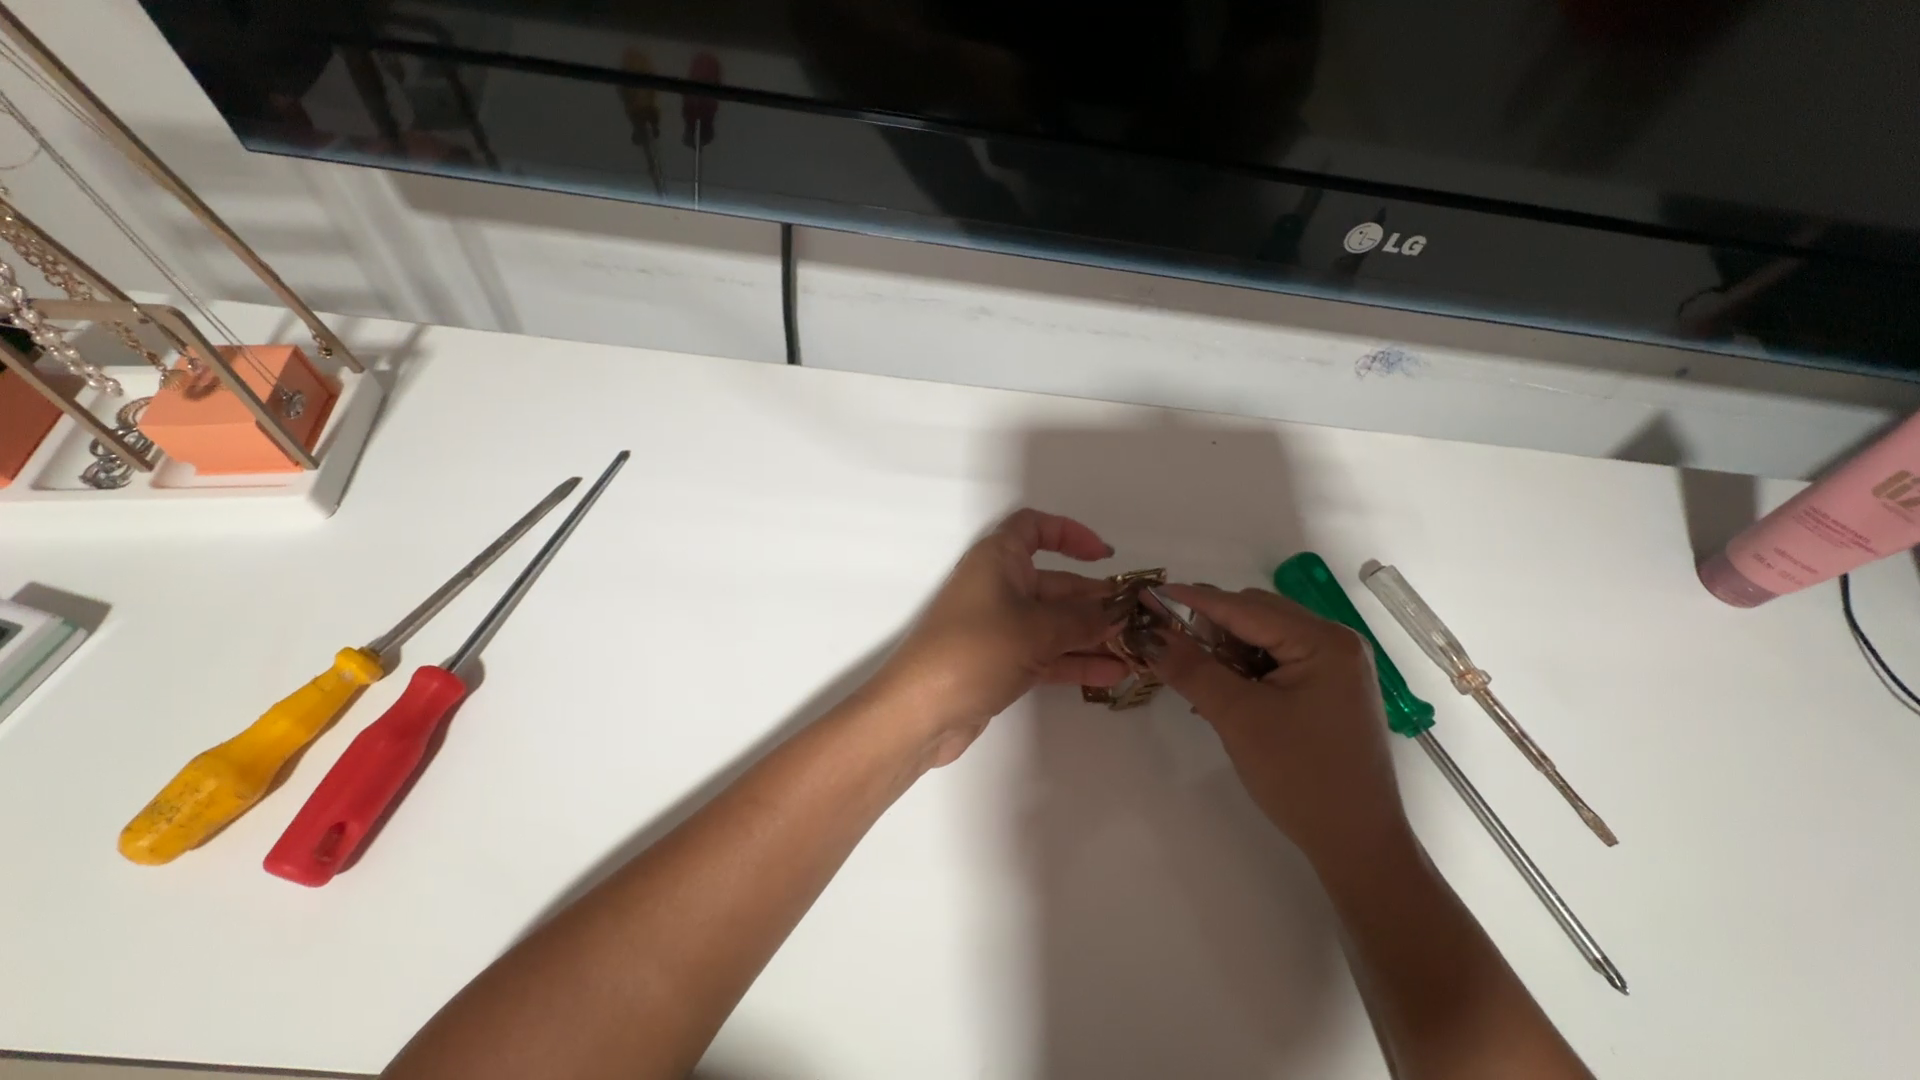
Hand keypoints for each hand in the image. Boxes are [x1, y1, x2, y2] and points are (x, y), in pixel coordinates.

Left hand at [873, 509, 1129, 767]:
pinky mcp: (1001, 663)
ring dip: (1093, 635)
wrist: (920, 712)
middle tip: (1139, 618)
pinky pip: (1047, 654)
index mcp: (998, 560)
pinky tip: (1113, 674)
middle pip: (1055, 583)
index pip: (1034, 528)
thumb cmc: (974, 651)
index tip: (1104, 557)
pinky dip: (1076, 661)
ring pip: (1055, 623)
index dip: (1070, 534)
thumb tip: (1119, 612)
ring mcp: (999, 628)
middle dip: (1096, 600)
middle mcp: (999, 587)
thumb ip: (1083, 620)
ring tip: (1136, 651)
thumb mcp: (1035, 630)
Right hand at [1149, 584, 1411, 865]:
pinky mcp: (1330, 689)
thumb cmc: (1301, 777)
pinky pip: (1277, 661)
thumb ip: (1191, 669)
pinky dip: (1246, 670)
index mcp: (1324, 641)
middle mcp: (1336, 642)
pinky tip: (1227, 696)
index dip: (1192, 601)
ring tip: (1201, 682)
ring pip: (1264, 637)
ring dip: (1226, 651)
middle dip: (1211, 629)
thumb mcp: (1238, 718)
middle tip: (1172, 652)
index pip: (1244, 607)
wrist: (1356, 843)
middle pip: (1256, 615)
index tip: (1146, 595)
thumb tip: (1147, 633)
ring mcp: (1337, 666)